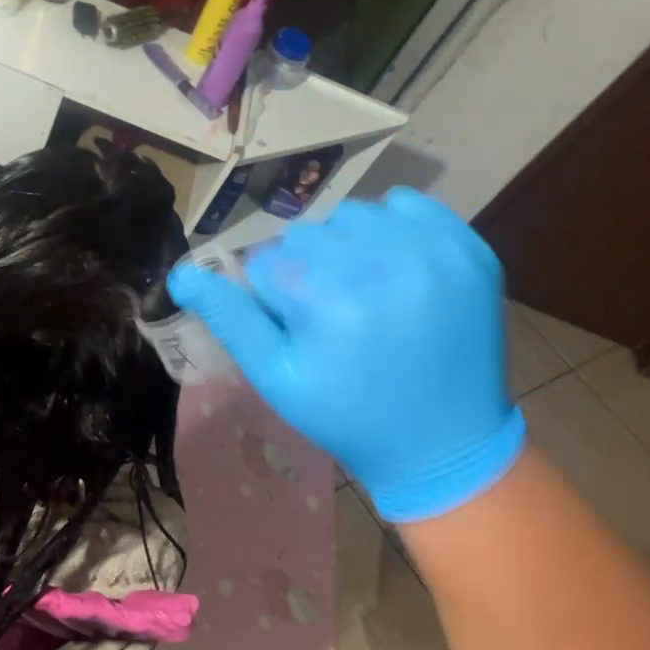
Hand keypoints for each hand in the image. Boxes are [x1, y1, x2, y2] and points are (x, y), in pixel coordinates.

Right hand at [166, 188, 523, 521]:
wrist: (443, 441)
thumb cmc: (345, 415)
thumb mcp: (275, 377)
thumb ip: (230, 320)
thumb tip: (182, 275)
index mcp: (328, 297)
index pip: (265, 265)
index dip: (271, 299)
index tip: (295, 332)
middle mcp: (381, 259)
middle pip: (306, 236)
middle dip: (304, 271)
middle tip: (328, 318)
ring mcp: (431, 249)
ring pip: (352, 217)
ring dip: (344, 246)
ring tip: (360, 293)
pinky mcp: (467, 246)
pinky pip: (406, 207)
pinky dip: (390, 231)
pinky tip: (392, 272)